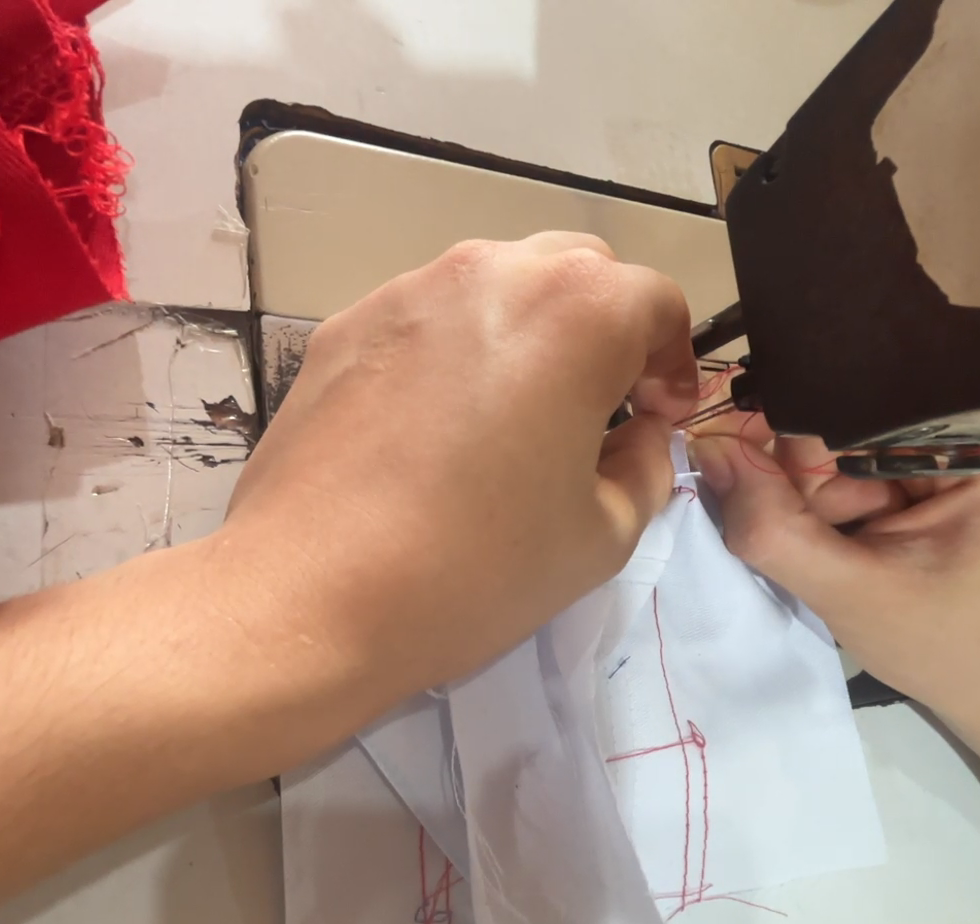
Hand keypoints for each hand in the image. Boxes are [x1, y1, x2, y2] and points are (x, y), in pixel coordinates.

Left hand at [220, 233, 697, 700]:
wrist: (310, 595)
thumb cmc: (473, 570)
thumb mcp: (601, 536)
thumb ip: (645, 467)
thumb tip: (637, 436)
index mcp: (574, 311)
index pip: (655, 301)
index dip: (670, 363)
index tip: (654, 420)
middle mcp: (489, 273)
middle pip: (575, 274)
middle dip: (603, 331)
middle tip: (589, 411)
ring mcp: (403, 292)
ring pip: (493, 287)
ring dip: (524, 335)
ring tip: (504, 417)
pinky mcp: (341, 327)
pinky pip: (422, 320)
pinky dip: (450, 351)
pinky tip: (427, 427)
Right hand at [688, 407, 979, 747]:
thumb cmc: (947, 648)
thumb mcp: (849, 594)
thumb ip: (772, 527)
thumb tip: (707, 450)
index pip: (863, 401)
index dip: (797, 442)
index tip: (757, 484)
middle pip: (849, 417)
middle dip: (811, 481)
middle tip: (830, 542)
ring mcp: (960, 445)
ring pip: (844, 443)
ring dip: (819, 499)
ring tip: (848, 551)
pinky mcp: (938, 469)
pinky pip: (856, 464)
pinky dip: (833, 504)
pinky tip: (851, 541)